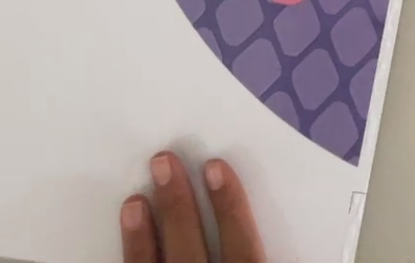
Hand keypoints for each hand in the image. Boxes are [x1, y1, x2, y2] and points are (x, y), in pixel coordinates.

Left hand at [121, 151, 263, 262]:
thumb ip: (258, 248)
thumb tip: (287, 219)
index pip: (241, 249)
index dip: (229, 206)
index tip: (214, 166)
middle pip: (191, 253)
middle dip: (177, 208)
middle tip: (162, 162)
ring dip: (141, 240)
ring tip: (133, 201)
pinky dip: (130, 259)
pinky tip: (126, 235)